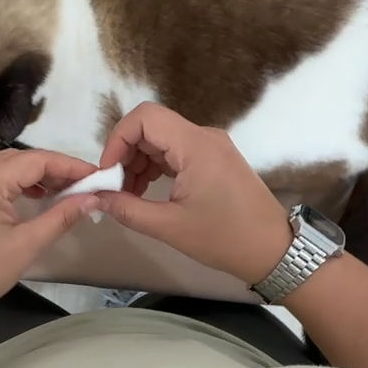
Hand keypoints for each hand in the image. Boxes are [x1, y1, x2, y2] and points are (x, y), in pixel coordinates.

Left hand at [0, 149, 101, 339]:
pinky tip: (39, 196)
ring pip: (10, 167)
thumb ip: (62, 216)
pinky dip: (20, 183)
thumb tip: (93, 199)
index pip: (38, 160)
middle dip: (56, 169)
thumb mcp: (28, 244)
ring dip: (39, 175)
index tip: (98, 177)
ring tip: (68, 192)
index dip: (70, 166)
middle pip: (23, 159)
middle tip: (87, 186)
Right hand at [96, 103, 291, 282]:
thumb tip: (95, 198)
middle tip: (113, 188)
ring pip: (162, 140)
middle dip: (125, 154)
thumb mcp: (168, 226)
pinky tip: (146, 192)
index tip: (107, 172)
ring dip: (139, 163)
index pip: (145, 117)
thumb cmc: (223, 238)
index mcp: (195, 146)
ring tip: (127, 196)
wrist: (272, 250)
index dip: (118, 139)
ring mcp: (211, 147)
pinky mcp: (214, 160)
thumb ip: (126, 209)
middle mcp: (204, 137)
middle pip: (152, 127)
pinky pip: (176, 152)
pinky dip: (156, 168)